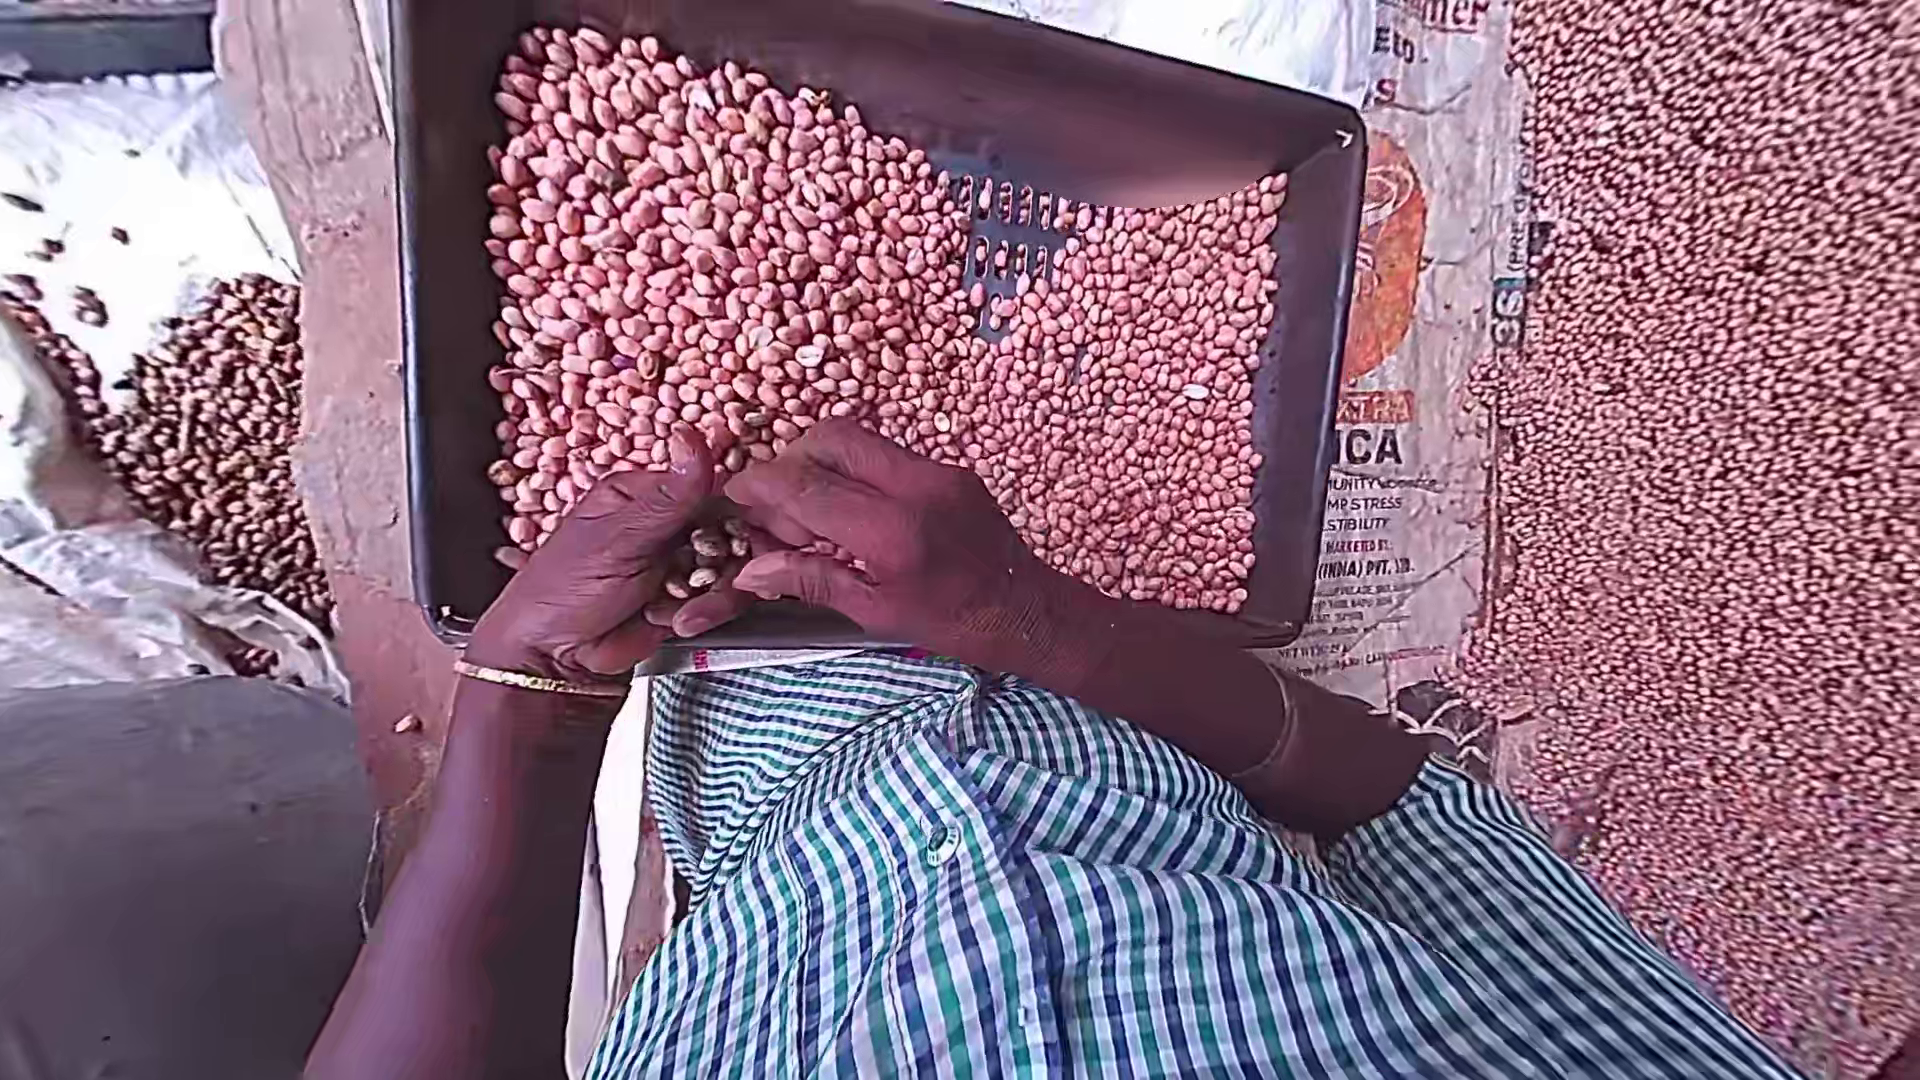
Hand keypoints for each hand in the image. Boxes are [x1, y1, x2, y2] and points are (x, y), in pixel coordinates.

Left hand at [465, 426, 751, 681]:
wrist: (556, 660)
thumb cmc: (565, 591)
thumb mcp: (619, 539)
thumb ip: (667, 496)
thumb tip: (691, 437)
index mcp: (648, 494)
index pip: (711, 487)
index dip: (735, 508)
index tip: (744, 529)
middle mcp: (672, 523)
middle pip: (732, 530)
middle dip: (727, 561)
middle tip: (706, 580)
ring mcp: (685, 559)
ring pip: (735, 565)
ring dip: (714, 593)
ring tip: (678, 610)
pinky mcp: (695, 595)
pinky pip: (727, 596)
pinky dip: (708, 611)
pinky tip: (676, 619)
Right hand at [723, 418, 1103, 673]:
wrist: (1029, 610)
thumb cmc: (955, 625)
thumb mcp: (878, 612)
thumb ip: (813, 580)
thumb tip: (752, 570)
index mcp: (894, 532)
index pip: (808, 486)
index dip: (762, 486)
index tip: (736, 496)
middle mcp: (917, 486)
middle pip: (832, 439)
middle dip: (790, 462)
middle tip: (779, 506)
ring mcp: (939, 471)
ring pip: (859, 439)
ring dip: (822, 463)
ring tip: (814, 511)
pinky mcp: (951, 470)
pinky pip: (887, 454)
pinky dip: (855, 471)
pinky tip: (854, 510)